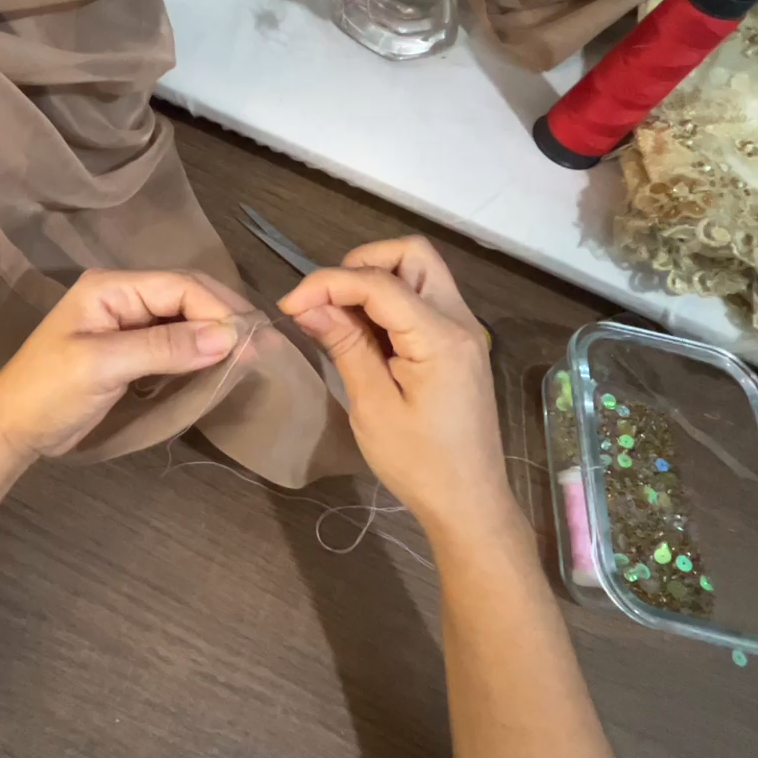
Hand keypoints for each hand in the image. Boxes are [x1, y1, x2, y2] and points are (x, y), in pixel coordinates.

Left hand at [0, 270, 246, 460]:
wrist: (12, 431)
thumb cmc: (48, 393)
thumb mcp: (103, 366)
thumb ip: (165, 347)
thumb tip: (229, 335)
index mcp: (110, 287)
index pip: (178, 285)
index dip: (217, 308)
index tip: (251, 340)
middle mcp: (121, 297)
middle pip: (185, 296)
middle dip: (223, 318)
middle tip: (263, 348)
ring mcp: (125, 323)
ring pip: (183, 318)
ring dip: (215, 335)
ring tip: (251, 356)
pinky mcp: (129, 350)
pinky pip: (173, 341)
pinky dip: (198, 351)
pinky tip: (220, 363)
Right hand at [277, 237, 509, 536]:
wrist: (468, 502)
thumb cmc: (418, 461)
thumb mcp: (371, 404)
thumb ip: (343, 344)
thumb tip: (307, 304)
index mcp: (440, 337)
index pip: (378, 282)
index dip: (327, 283)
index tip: (289, 305)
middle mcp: (459, 320)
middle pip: (411, 254)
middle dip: (359, 265)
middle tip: (326, 301)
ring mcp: (462, 329)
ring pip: (418, 270)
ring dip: (373, 279)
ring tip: (340, 317)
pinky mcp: (456, 342)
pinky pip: (420, 297)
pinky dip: (386, 299)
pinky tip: (362, 332)